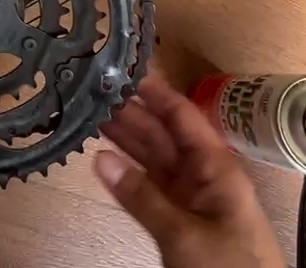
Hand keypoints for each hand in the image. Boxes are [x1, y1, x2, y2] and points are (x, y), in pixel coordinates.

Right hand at [97, 77, 285, 267]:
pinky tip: (103, 159)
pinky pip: (150, 186)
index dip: (154, 93)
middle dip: (130, 113)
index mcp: (215, 167)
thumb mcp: (185, 235)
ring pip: (153, 158)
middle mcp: (202, 175)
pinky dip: (127, 172)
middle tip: (92, 94)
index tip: (122, 71)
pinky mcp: (180, 222)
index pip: (183, 116)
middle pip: (163, 134)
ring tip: (89, 116)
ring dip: (124, 140)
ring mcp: (191, 199)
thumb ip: (141, 196)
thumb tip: (100, 159)